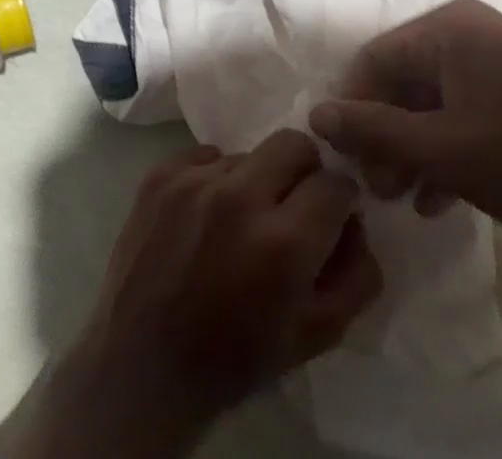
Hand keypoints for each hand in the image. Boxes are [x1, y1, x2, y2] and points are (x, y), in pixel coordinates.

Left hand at [20, 131, 379, 458]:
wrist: (144, 357)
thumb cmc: (236, 354)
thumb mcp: (320, 332)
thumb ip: (357, 271)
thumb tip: (354, 221)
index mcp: (284, 241)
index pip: (336, 184)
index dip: (341, 202)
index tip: (330, 220)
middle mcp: (239, 197)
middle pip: (294, 144)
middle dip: (305, 172)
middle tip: (292, 208)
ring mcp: (192, 181)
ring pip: (248, 153)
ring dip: (256, 180)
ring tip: (240, 221)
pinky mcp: (158, 177)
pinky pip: (205, 156)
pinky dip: (215, 178)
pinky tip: (206, 216)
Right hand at [308, 0, 501, 237]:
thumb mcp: (441, 149)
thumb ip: (371, 130)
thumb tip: (315, 114)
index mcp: (449, 29)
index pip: (371, 61)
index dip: (350, 111)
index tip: (346, 161)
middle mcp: (474, 32)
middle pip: (403, 82)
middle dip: (384, 137)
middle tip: (378, 189)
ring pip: (435, 102)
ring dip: (413, 150)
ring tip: (406, 199)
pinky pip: (470, 111)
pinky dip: (450, 149)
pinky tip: (444, 197)